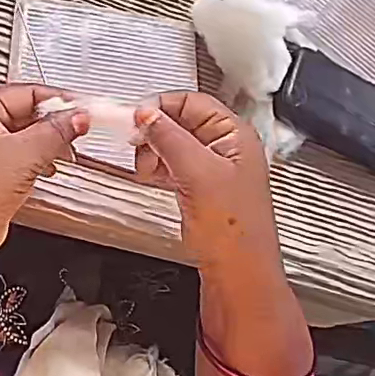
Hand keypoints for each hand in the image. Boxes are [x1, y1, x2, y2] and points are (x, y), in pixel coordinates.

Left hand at [0, 84, 87, 264]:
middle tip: (78, 129)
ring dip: (50, 141)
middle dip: (56, 122)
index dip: (60, 101)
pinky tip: (49, 166)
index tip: (83, 110)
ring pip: (28, 132)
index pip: (29, 92)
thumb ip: (56, 131)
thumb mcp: (24, 155)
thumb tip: (78, 117)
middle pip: (29, 111)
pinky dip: (40, 156)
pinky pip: (23, 152)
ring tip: (65, 150)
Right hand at [133, 92, 281, 274]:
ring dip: (153, 150)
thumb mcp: (197, 173)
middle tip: (137, 144)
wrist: (238, 274)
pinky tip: (151, 175)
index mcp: (235, 135)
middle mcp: (226, 148)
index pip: (193, 101)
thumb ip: (169, 138)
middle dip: (155, 131)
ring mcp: (213, 168)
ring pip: (173, 143)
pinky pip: (173, 164)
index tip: (136, 118)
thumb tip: (147, 114)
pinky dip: (158, 166)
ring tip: (145, 166)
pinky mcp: (200, 188)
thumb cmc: (234, 231)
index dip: (162, 106)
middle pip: (181, 120)